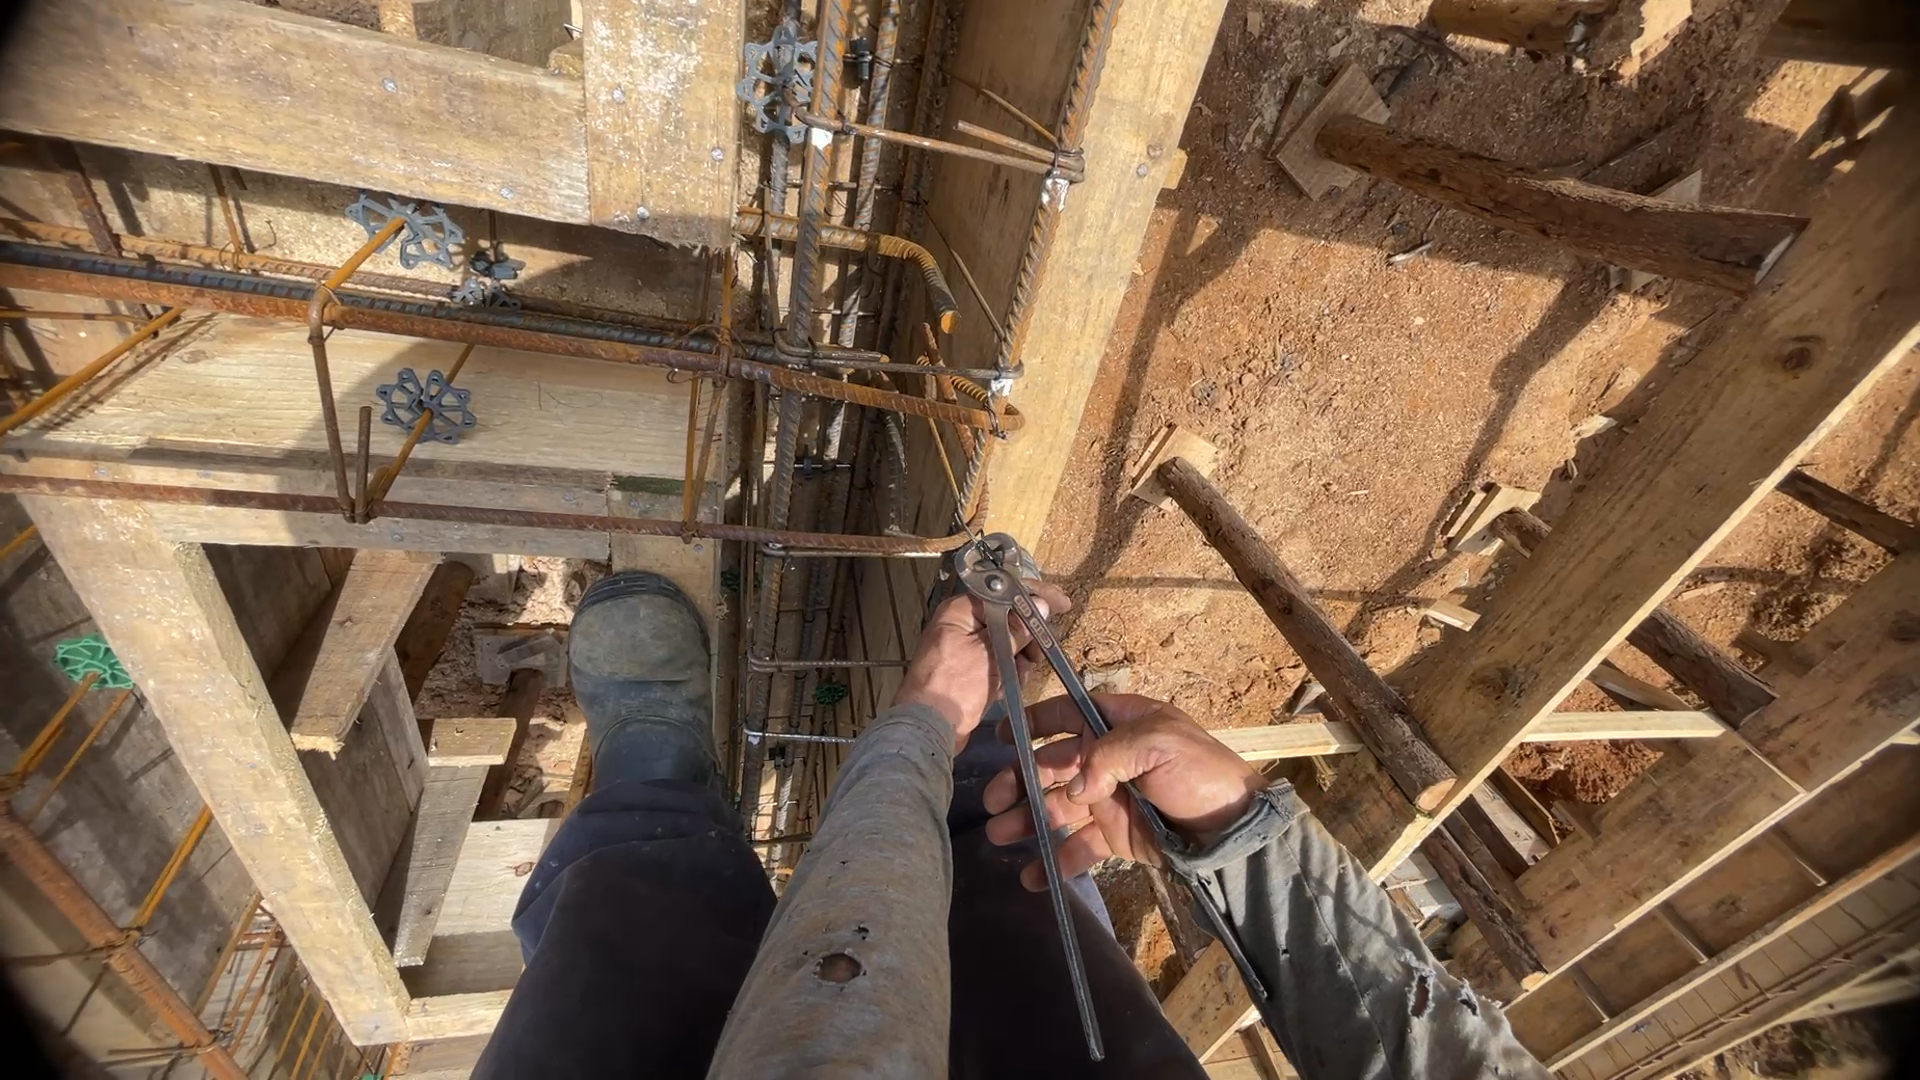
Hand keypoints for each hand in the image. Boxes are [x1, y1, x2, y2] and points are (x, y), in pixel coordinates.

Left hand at [891, 580, 1071, 748]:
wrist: (929, 728)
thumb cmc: (955, 686)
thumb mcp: (991, 652)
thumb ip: (1017, 628)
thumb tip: (1041, 605)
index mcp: (961, 610)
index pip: (1004, 592)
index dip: (1035, 596)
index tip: (1061, 604)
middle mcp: (961, 623)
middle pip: (1007, 618)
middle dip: (1026, 638)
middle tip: (1036, 656)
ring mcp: (963, 647)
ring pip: (1006, 643)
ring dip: (1018, 660)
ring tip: (1017, 676)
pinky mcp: (968, 670)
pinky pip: (997, 662)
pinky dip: (1006, 673)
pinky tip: (1004, 688)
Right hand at [982, 694, 1264, 890]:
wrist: (1236, 833)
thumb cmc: (1199, 773)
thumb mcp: (1159, 744)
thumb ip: (1108, 756)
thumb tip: (1073, 788)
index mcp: (1118, 724)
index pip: (1066, 714)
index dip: (1033, 722)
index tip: (1002, 735)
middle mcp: (1107, 758)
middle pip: (1052, 764)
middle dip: (1019, 780)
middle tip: (992, 800)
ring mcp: (1109, 798)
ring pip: (1057, 805)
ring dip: (1027, 819)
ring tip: (1000, 835)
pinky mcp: (1116, 836)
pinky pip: (1078, 846)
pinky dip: (1054, 861)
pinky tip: (1033, 877)